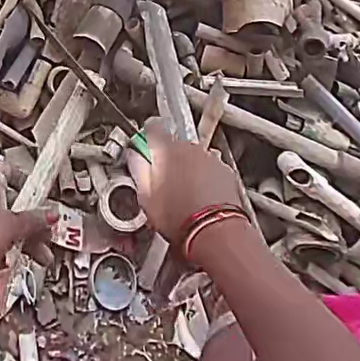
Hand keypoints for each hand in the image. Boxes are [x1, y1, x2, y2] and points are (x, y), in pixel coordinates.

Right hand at [126, 118, 246, 243]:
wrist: (215, 233)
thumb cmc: (179, 219)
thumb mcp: (146, 197)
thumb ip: (138, 169)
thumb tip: (135, 159)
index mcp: (166, 150)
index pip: (152, 128)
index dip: (146, 138)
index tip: (144, 151)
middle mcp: (189, 148)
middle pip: (173, 144)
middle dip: (167, 159)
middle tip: (162, 183)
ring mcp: (209, 158)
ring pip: (192, 157)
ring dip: (186, 169)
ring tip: (182, 195)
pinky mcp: (224, 171)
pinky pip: (209, 168)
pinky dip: (204, 178)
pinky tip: (199, 198)